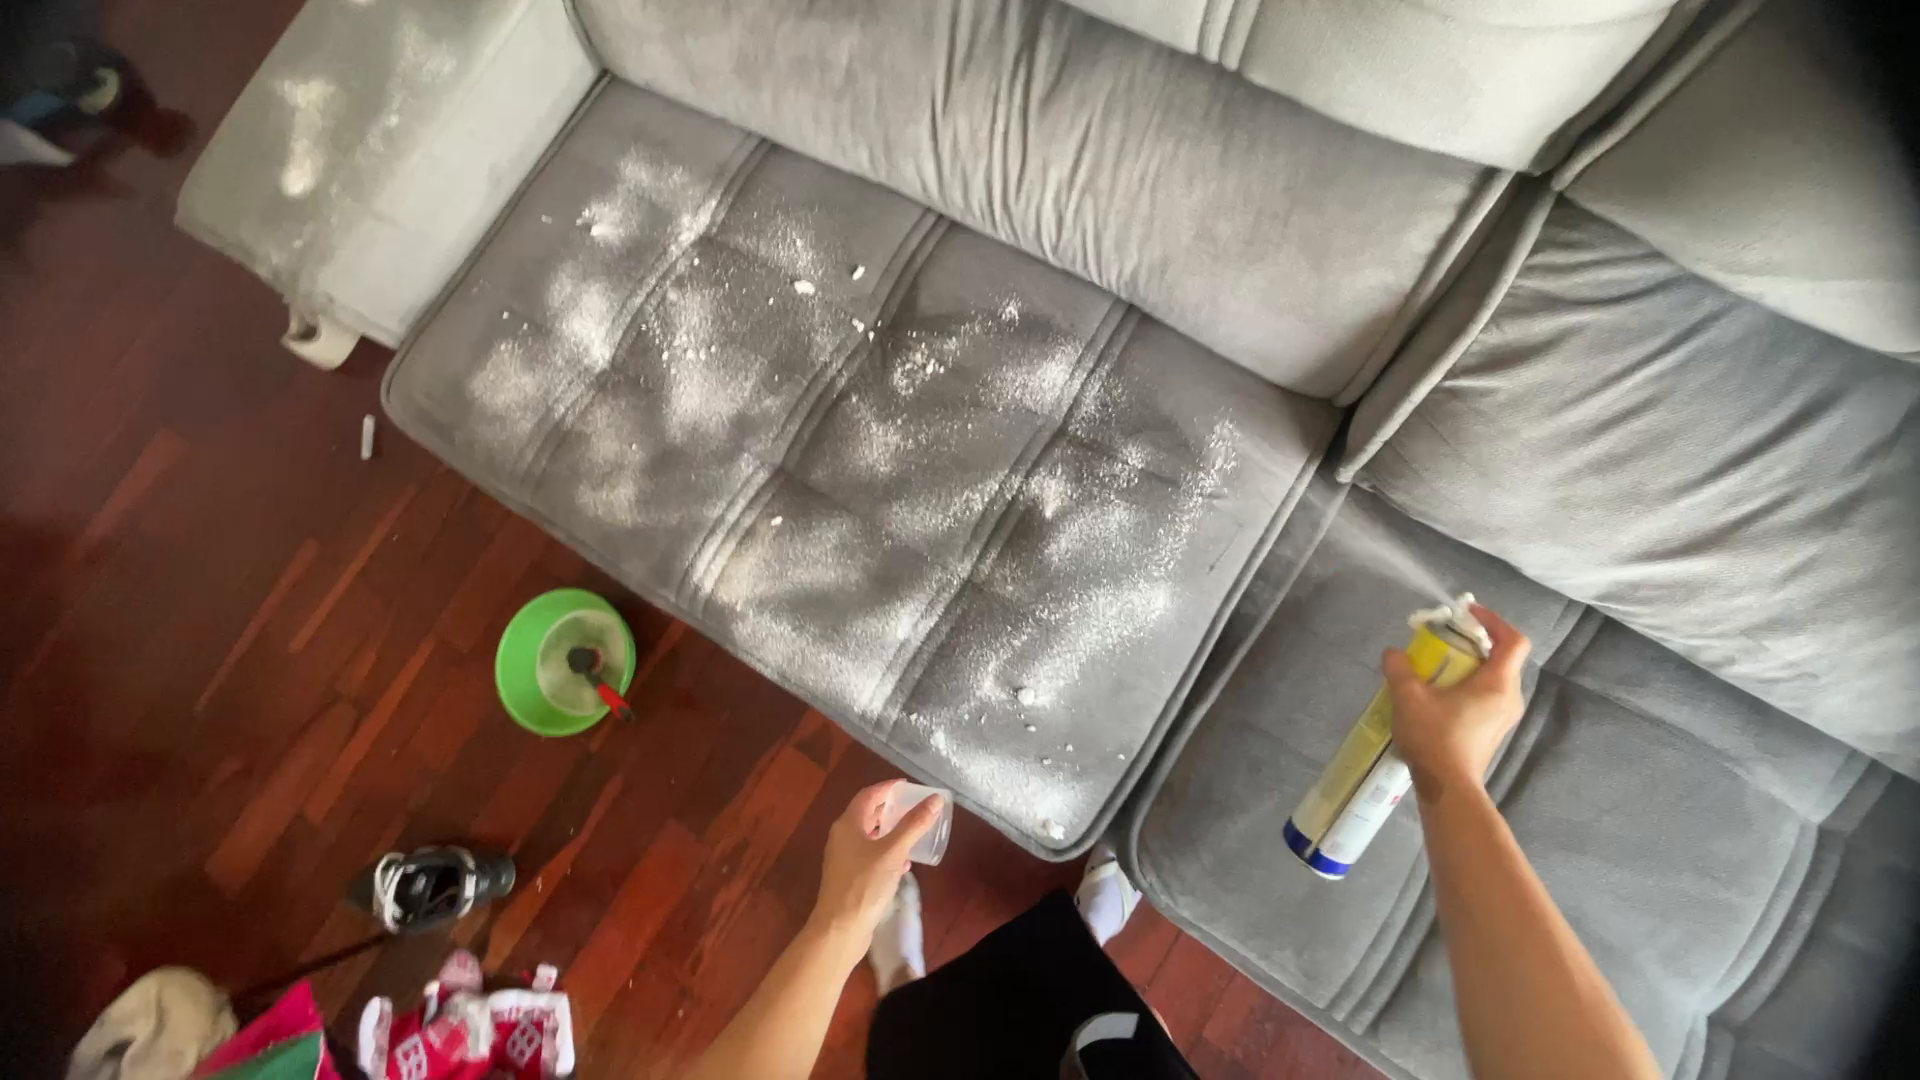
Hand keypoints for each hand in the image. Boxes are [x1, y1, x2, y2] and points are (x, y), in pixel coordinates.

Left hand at [809, 780, 941, 947]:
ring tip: (911, 831)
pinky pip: (869, 856)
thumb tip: (935, 799)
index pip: (868, 795)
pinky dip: (886, 852)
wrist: (840, 929)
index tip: (907, 785)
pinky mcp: (849, 878)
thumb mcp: (893, 851)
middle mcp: (842, 837)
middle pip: (867, 814)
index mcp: (848, 824)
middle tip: (912, 806)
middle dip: (889, 809)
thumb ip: (914, 824)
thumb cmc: (865, 883)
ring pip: (868, 836)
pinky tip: (903, 863)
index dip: (887, 787)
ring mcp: (843, 859)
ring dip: (889, 831)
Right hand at [1383, 604, 1530, 799]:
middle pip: (1501, 657)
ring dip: (1467, 663)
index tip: (1466, 612)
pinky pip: (1486, 693)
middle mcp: (1509, 697)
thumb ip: (1399, 668)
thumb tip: (1394, 652)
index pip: (1512, 640)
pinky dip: (1466, 682)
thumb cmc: (1434, 737)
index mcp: (1497, 684)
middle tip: (1442, 637)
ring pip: (1492, 677)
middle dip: (1473, 641)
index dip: (1493, 620)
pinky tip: (1438, 692)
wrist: (1448, 786)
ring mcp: (1503, 715)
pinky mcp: (1492, 728)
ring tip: (1435, 664)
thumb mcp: (1408, 696)